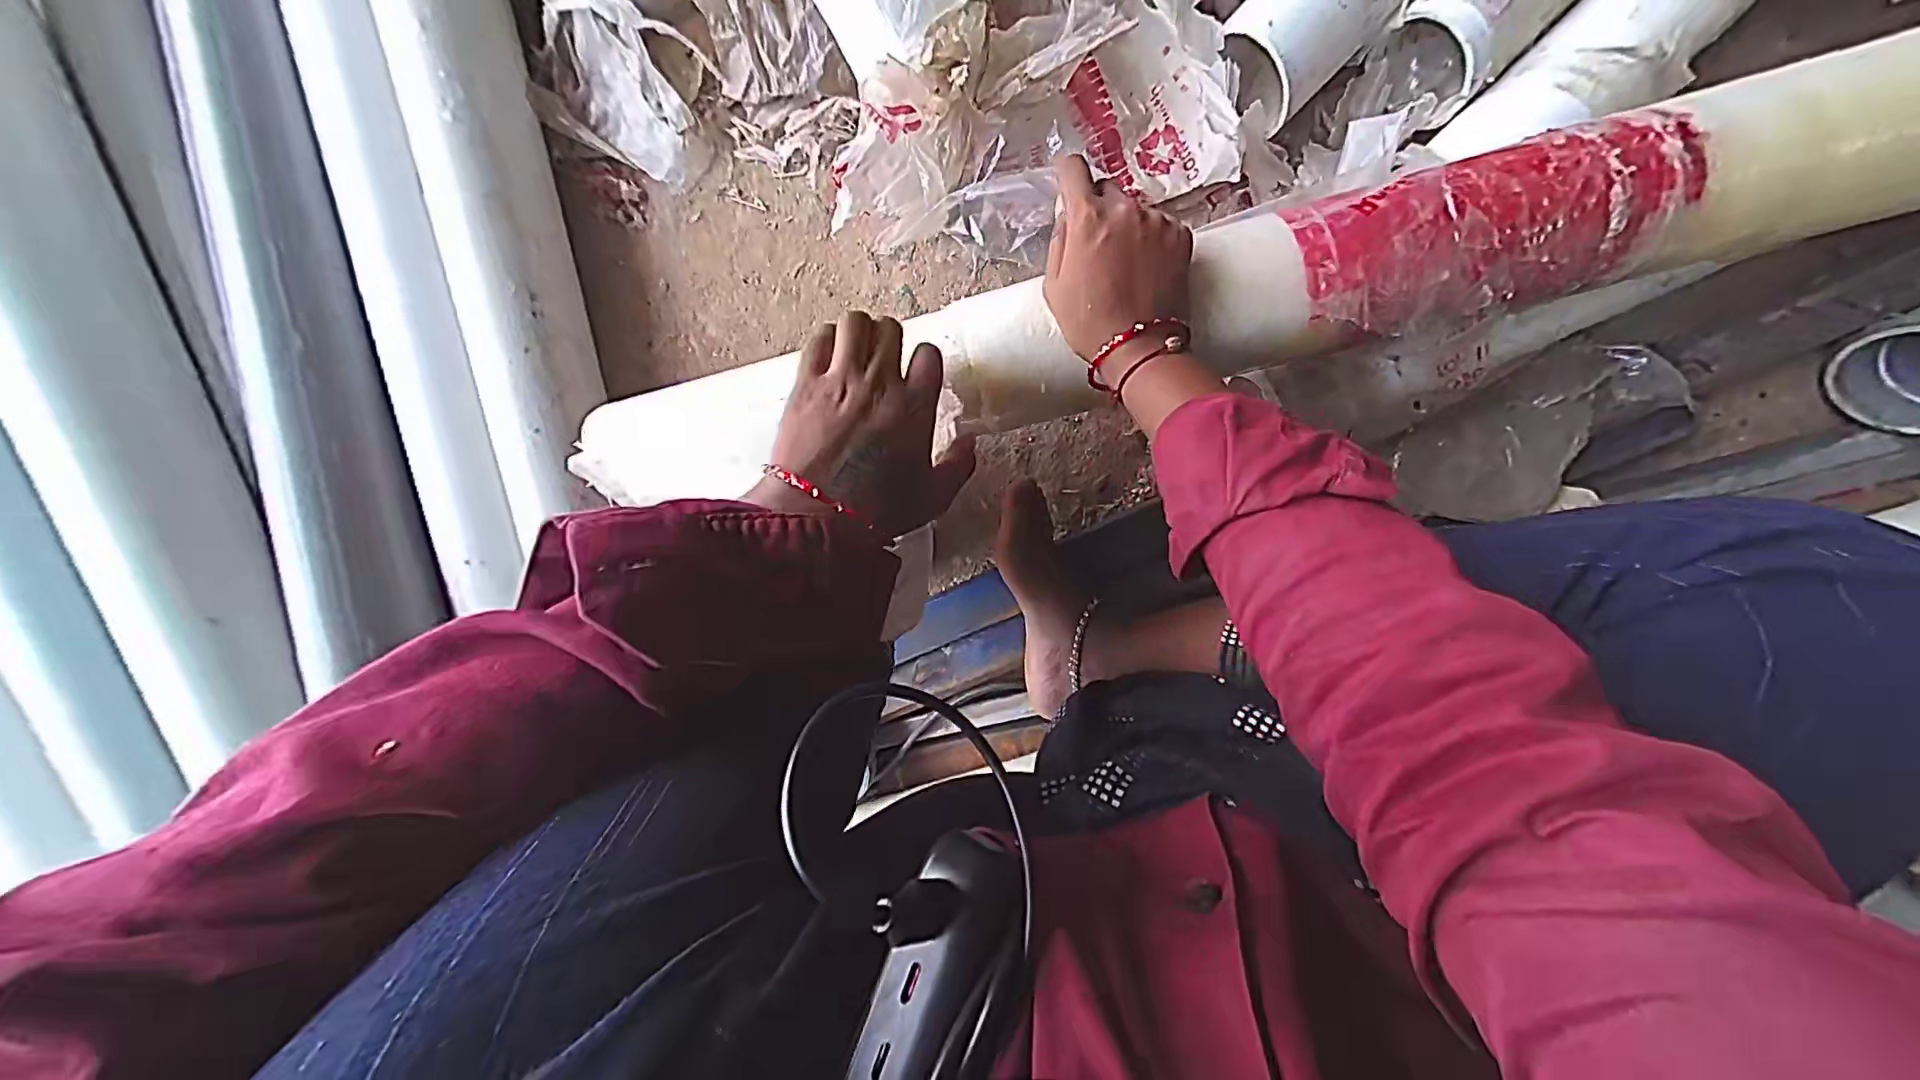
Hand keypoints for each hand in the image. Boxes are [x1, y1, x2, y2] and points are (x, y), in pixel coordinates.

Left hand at [745, 311, 976, 536]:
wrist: (818, 516)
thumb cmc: (876, 511)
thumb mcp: (932, 497)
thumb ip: (958, 466)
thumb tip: (970, 443)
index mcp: (916, 408)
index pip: (928, 354)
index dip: (923, 360)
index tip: (916, 373)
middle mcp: (882, 385)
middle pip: (892, 330)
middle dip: (890, 341)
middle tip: (883, 359)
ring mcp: (842, 380)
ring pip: (856, 323)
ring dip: (860, 332)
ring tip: (857, 351)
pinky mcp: (807, 384)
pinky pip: (821, 337)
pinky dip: (829, 340)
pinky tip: (830, 357)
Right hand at [1042, 155, 1194, 360]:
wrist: (1139, 347)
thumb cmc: (1089, 323)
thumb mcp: (1054, 286)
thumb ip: (1059, 241)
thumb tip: (1067, 215)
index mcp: (1087, 218)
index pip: (1074, 169)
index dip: (1068, 174)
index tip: (1069, 182)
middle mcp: (1124, 209)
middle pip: (1108, 191)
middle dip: (1100, 210)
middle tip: (1099, 245)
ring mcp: (1157, 220)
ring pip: (1136, 210)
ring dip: (1129, 227)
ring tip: (1126, 265)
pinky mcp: (1181, 235)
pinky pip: (1161, 225)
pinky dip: (1152, 240)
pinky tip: (1146, 268)